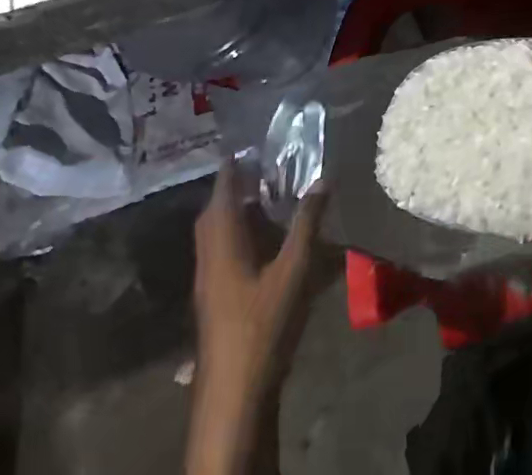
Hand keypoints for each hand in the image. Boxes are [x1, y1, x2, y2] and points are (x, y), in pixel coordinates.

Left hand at [192, 163, 326, 393]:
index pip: (222, 196)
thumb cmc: (265, 320)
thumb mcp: (295, 268)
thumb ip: (307, 223)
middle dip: (233, 189)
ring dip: (237, 212)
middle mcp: (209, 257)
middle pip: (214, 214)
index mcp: (222, 245)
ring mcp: (211, 280)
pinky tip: (268, 239)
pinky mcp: (218, 296)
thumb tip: (321, 180)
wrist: (237, 384)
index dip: (232, 170)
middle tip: (261, 169)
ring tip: (267, 197)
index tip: (244, 147)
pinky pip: (225, 251)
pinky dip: (242, 233)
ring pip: (218, 235)